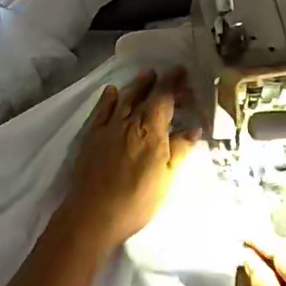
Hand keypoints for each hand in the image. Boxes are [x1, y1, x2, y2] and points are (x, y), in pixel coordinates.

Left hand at [62, 67, 201, 246]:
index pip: (164, 99)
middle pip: (145, 96)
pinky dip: (108, 99)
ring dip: (136, 86)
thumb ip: (180, 150)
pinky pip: (101, 110)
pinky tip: (112, 91)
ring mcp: (108, 128)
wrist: (93, 213)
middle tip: (168, 74)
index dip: (173, 84)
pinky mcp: (92, 137)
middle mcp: (129, 123)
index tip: (181, 72)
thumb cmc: (137, 201)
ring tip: (146, 74)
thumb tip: (194, 129)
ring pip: (124, 99)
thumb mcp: (167, 178)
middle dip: (158, 83)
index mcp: (152, 132)